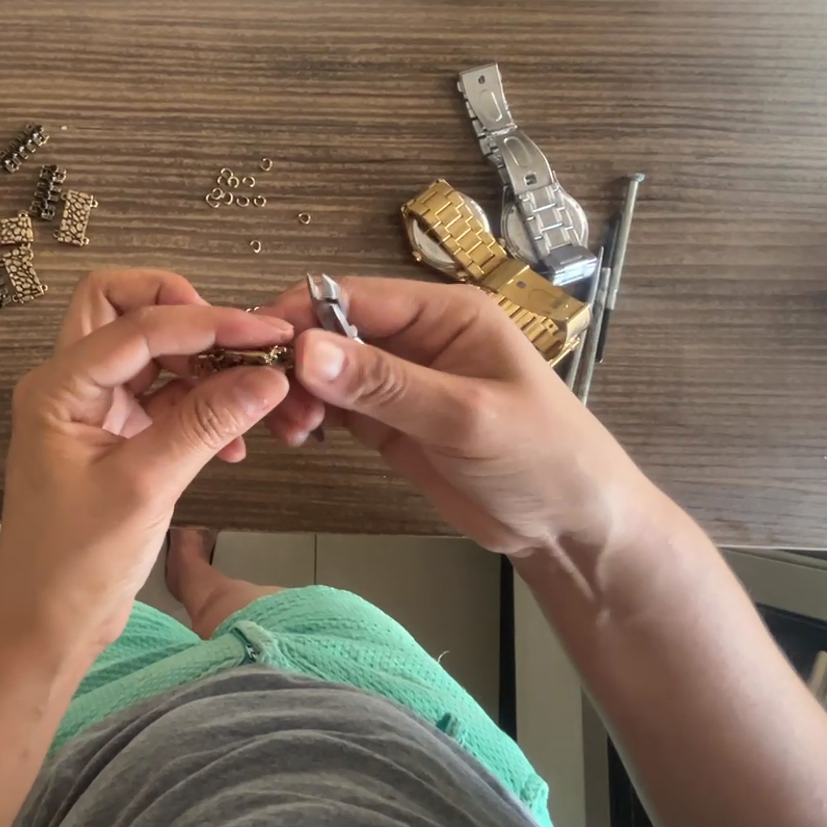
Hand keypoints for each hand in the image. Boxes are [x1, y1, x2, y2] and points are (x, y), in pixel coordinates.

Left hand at [0, 270, 293, 654]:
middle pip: (122, 308)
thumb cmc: (73, 564)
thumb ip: (205, 423)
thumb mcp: (144, 486)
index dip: (207, 323)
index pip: (138, 327)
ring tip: (252, 389)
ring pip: (147, 351)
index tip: (266, 333)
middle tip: (238, 339)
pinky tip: (234, 438)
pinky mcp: (115, 436)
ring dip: (199, 361)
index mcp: (59, 387)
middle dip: (181, 311)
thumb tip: (267, 377)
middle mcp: (70, 386)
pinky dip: (199, 404)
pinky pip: (161, 397)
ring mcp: (92, 410)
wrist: (46, 624)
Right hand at [257, 276, 660, 556]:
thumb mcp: (463, 417)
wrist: (570, 530)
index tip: (256, 350)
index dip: (300, 315)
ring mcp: (396, 379)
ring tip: (291, 429)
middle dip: (294, 362)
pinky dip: (308, 415)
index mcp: (442, 313)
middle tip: (273, 404)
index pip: (352, 295)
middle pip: (328, 331)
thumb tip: (303, 350)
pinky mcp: (384, 418)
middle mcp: (413, 337)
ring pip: (322, 370)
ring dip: (297, 393)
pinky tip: (300, 436)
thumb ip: (382, 383)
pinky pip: (331, 404)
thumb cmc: (540, 459)